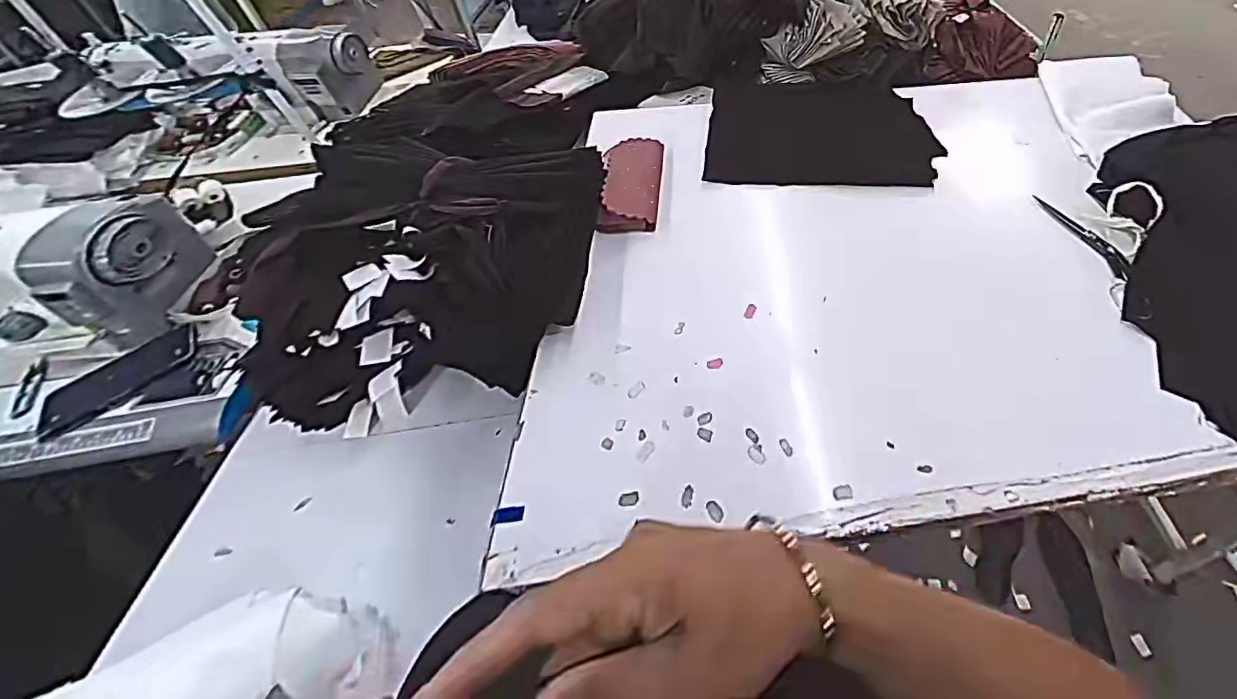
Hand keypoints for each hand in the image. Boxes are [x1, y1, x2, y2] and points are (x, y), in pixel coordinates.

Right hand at [420, 522, 822, 698]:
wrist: (802, 582)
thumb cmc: (755, 621)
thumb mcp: (677, 679)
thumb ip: (604, 684)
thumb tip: (550, 687)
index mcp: (626, 574)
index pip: (533, 617)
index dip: (476, 658)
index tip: (435, 690)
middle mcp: (627, 551)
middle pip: (558, 617)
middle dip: (538, 665)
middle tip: (540, 688)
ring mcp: (643, 552)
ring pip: (587, 613)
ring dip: (584, 656)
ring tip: (624, 674)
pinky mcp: (657, 560)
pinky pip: (612, 602)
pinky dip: (608, 639)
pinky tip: (632, 663)